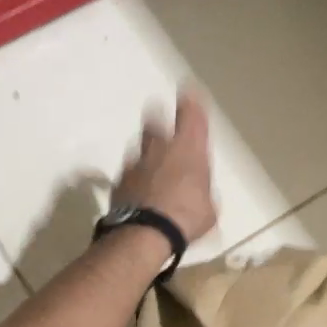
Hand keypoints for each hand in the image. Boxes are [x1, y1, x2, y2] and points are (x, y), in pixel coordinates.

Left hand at [114, 87, 216, 243]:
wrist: (147, 233)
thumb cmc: (187, 216)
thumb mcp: (208, 207)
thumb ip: (202, 191)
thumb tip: (197, 194)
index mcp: (189, 147)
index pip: (190, 111)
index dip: (190, 101)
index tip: (189, 94)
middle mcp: (160, 147)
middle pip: (154, 119)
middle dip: (158, 120)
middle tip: (162, 131)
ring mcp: (136, 162)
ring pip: (138, 147)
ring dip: (144, 155)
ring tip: (149, 170)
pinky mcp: (119, 181)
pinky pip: (127, 174)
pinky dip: (133, 181)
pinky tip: (137, 194)